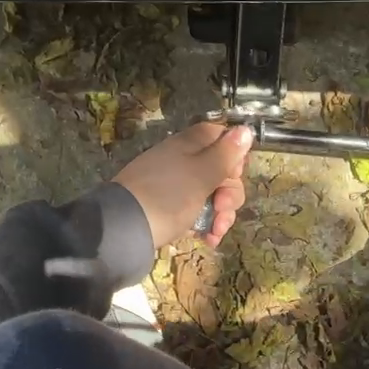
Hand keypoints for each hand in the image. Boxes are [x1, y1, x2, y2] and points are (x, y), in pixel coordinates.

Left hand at [113, 121, 253, 248]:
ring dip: (221, 213)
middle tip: (222, 208)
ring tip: (215, 231)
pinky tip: (207, 239)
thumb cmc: (168, 197)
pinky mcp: (169, 207)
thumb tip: (245, 129)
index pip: (221, 137)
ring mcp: (175, 185)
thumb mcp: (202, 174)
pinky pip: (196, 210)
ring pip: (211, 193)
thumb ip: (225, 154)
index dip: (234, 156)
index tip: (234, 174)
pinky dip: (205, 223)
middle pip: (221, 170)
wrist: (123, 229)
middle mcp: (182, 160)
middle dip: (230, 192)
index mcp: (190, 144)